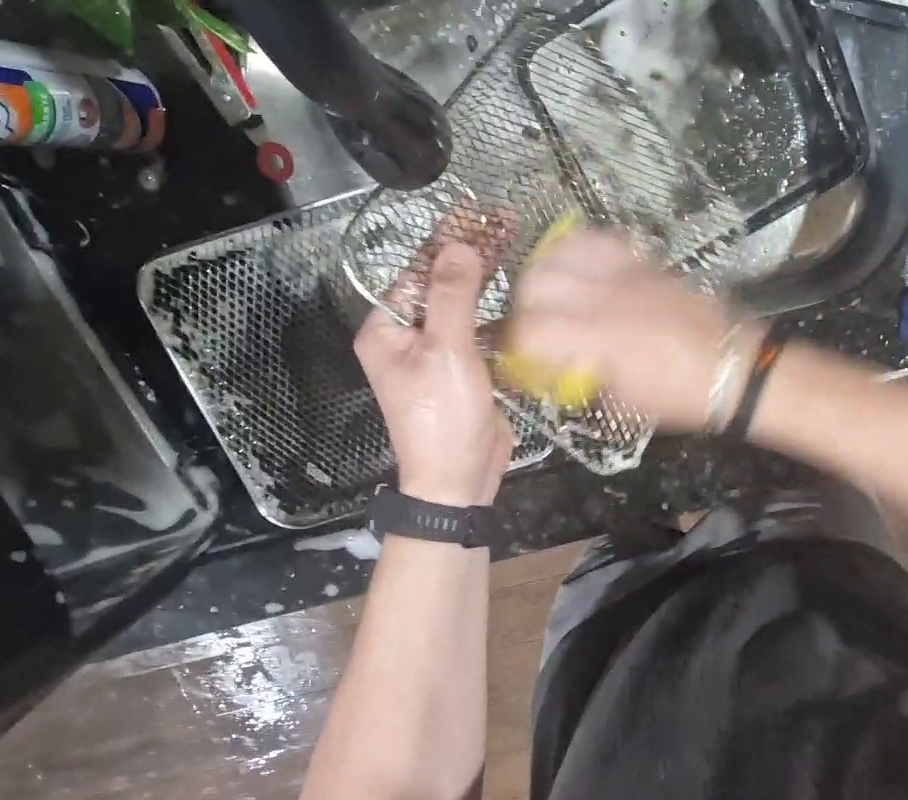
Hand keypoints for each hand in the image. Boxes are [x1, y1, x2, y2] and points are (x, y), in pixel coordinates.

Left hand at [355, 242, 512, 506]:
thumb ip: (452, 296)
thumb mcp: (446, 352)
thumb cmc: (443, 418)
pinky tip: (520, 296)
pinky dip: (496, 315)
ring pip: (462, 308)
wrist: (459, 481)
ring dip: (487, 282)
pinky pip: (478, 333)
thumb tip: (459, 244)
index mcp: (387, 329)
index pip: (416, 270)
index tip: (479, 211)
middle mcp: (407, 337)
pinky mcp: (464, 372)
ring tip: (518, 247)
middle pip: (439, 285)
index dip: (448, 239)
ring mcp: (437, 355)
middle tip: (506, 222)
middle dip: (470, 255)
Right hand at [506, 230, 753, 429]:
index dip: (517, 345)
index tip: (523, 357)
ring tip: (553, 294)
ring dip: (547, 271)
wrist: (736, 368)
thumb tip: (562, 366)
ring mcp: (625, 273)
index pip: (530, 329)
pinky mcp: (644, 261)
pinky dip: (581, 249)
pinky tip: (582, 269)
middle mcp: (604, 297)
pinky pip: (600, 240)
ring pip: (562, 250)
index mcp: (597, 339)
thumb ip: (585, 377)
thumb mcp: (626, 402)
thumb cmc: (682, 396)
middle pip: (536, 279)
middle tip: (536, 324)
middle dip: (525, 304)